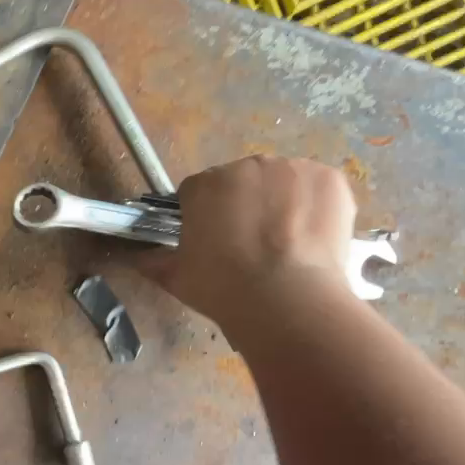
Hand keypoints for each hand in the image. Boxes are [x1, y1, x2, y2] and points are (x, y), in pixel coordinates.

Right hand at [140, 156, 358, 331]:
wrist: (286, 297)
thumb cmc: (221, 286)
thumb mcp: (175, 277)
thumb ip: (151, 260)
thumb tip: (132, 256)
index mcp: (206, 185)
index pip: (195, 191)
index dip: (198, 215)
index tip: (204, 240)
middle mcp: (250, 166)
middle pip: (239, 181)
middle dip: (239, 205)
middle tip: (243, 244)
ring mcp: (296, 168)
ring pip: (278, 181)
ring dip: (275, 203)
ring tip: (278, 244)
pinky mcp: (331, 180)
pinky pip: (313, 188)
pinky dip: (309, 207)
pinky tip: (304, 238)